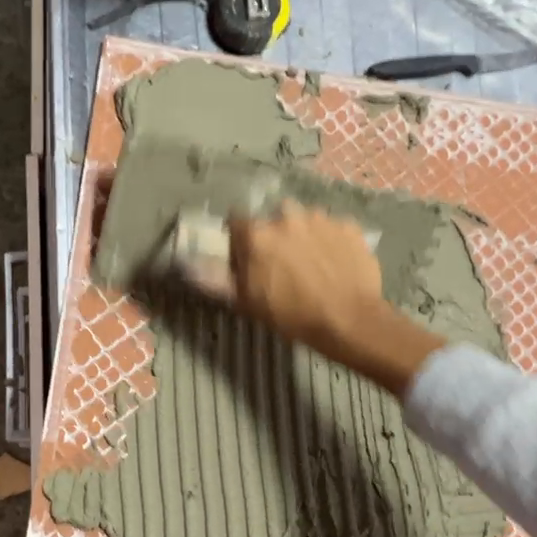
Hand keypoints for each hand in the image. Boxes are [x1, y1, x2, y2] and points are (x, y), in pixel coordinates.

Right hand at [226, 200, 447, 397]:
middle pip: (272, 218)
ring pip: (304, 221)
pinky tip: (334, 265)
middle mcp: (287, 215)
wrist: (349, 320)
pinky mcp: (349, 226)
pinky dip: (329, 242)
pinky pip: (332, 229)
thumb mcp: (245, 302)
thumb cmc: (291, 314)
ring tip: (311, 265)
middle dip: (274, 235)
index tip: (245, 257)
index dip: (239, 240)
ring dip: (302, 236)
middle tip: (280, 264)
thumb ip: (215, 278)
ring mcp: (321, 218)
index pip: (235, 221)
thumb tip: (188, 265)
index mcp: (257, 233)